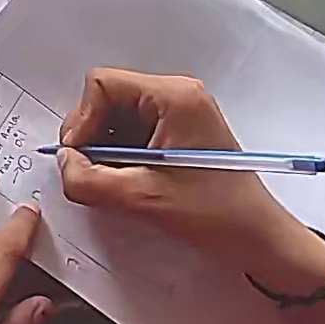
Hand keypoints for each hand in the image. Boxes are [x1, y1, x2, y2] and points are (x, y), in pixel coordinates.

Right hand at [56, 68, 324, 291]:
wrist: (260, 240)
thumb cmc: (219, 214)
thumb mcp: (145, 199)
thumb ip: (91, 180)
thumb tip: (64, 164)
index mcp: (173, 96)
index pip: (102, 84)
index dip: (82, 119)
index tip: (78, 154)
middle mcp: (175, 94)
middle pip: (106, 97)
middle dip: (90, 134)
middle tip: (88, 170)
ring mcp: (175, 111)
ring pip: (114, 116)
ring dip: (102, 147)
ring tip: (110, 179)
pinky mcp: (174, 131)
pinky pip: (128, 131)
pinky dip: (116, 154)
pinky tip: (123, 179)